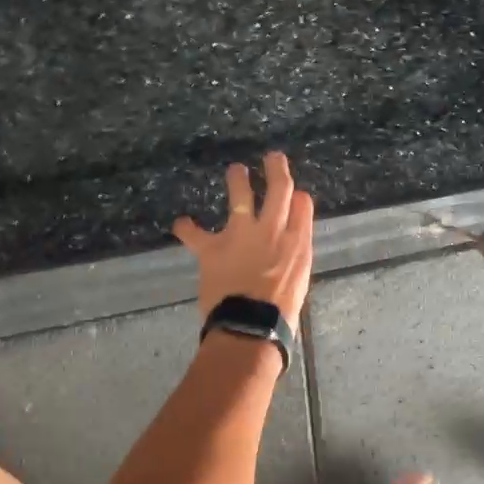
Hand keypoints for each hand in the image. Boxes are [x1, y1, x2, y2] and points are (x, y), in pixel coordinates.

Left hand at [173, 151, 316, 328]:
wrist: (252, 325)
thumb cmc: (280, 313)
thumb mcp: (298, 282)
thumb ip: (292, 260)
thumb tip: (285, 254)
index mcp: (297, 243)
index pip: (302, 205)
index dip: (298, 197)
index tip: (296, 194)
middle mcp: (272, 230)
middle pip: (278, 188)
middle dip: (276, 169)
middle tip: (272, 158)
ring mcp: (242, 234)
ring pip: (240, 195)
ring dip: (237, 180)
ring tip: (236, 170)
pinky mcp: (214, 247)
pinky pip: (194, 233)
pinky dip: (186, 228)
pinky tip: (181, 223)